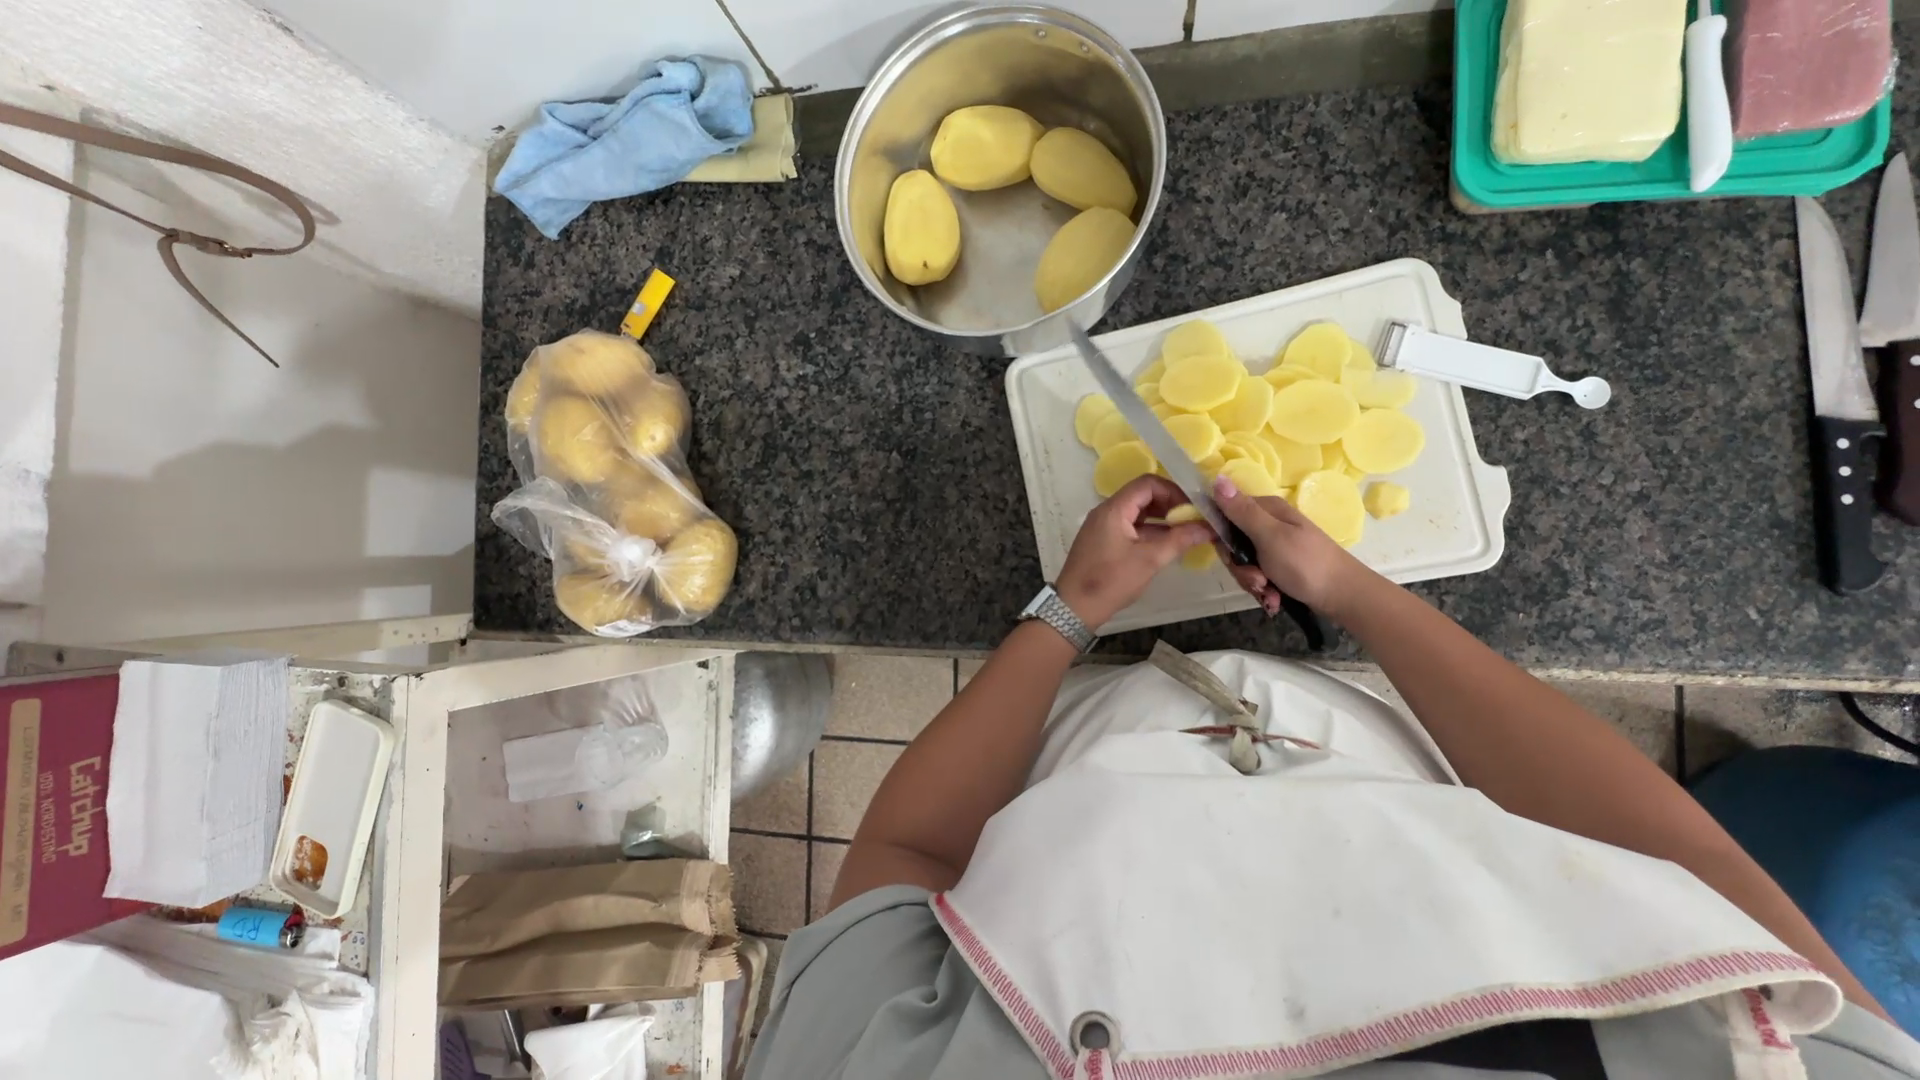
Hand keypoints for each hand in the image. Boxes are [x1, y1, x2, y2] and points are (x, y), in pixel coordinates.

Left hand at [1055, 475, 1215, 626]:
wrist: (1074, 608)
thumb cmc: (1111, 581)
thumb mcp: (1149, 560)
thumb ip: (1180, 540)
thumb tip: (1209, 527)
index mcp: (1114, 509)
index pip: (1148, 484)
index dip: (1173, 492)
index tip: (1192, 509)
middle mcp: (1106, 512)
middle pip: (1143, 496)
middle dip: (1170, 505)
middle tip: (1194, 520)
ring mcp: (1103, 527)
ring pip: (1137, 513)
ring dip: (1162, 520)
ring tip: (1187, 532)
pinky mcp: (1103, 541)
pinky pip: (1130, 527)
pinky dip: (1150, 531)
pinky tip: (1168, 544)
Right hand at [1211, 475, 1377, 618]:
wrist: (1343, 596)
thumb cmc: (1306, 563)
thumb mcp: (1270, 536)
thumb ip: (1242, 511)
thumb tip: (1217, 478)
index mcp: (1266, 510)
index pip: (1225, 514)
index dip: (1216, 533)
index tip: (1219, 549)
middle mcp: (1268, 525)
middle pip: (1232, 544)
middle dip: (1239, 566)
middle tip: (1258, 579)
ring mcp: (1274, 547)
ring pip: (1243, 563)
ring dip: (1251, 581)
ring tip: (1269, 591)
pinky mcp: (1279, 566)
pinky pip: (1256, 576)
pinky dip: (1263, 589)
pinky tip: (1274, 598)